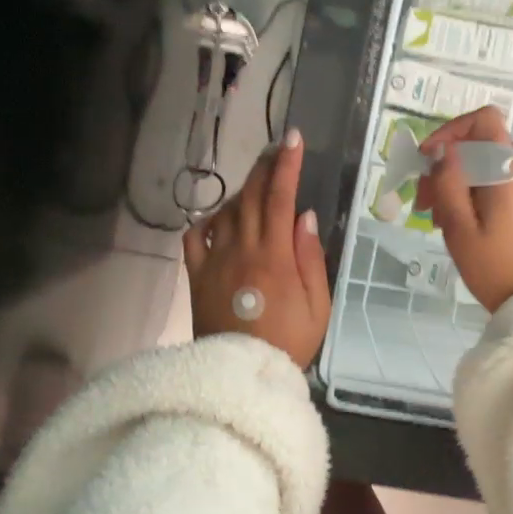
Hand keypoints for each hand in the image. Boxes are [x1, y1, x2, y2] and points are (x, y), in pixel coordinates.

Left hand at [183, 128, 330, 368]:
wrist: (240, 375)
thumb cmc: (288, 342)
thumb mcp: (317, 305)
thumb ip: (311, 258)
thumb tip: (304, 216)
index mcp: (275, 255)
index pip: (281, 197)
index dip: (287, 164)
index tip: (293, 139)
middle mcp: (242, 248)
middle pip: (250, 196)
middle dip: (264, 167)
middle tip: (275, 150)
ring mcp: (215, 261)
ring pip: (225, 212)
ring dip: (241, 191)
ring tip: (255, 183)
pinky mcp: (196, 276)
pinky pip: (195, 238)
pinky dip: (206, 222)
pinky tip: (218, 220)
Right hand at [413, 106, 512, 312]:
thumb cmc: (494, 265)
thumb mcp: (459, 226)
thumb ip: (448, 182)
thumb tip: (440, 149)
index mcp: (506, 169)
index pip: (483, 119)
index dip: (451, 130)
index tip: (428, 160)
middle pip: (477, 143)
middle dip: (445, 164)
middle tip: (424, 201)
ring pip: (481, 165)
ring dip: (453, 182)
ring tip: (437, 218)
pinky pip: (491, 182)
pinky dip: (469, 193)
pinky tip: (456, 223)